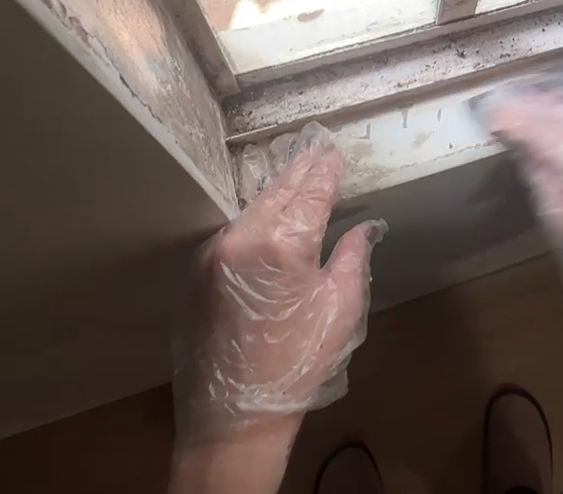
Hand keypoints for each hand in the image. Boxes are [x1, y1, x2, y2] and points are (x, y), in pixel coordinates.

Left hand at [172, 128, 384, 443]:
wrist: (233, 418)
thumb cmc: (297, 364)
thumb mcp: (339, 309)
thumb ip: (352, 257)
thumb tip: (364, 226)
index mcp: (283, 245)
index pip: (311, 192)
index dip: (326, 172)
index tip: (333, 152)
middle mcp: (242, 238)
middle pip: (278, 191)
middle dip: (300, 168)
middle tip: (315, 145)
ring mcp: (213, 253)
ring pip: (252, 207)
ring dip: (276, 188)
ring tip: (296, 169)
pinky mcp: (197, 270)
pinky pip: (233, 229)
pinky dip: (255, 214)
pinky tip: (268, 209)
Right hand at [484, 87, 562, 316]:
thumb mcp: (560, 215)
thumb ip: (538, 171)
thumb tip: (521, 139)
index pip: (533, 123)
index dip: (508, 115)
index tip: (492, 113)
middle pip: (557, 106)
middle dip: (531, 106)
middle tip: (510, 106)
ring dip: (558, 105)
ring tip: (538, 108)